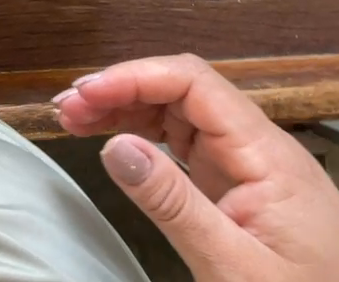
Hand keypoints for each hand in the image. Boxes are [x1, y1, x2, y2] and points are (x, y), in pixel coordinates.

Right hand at [54, 54, 338, 281]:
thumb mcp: (235, 271)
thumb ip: (175, 205)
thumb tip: (116, 146)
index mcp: (271, 157)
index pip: (194, 83)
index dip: (134, 77)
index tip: (86, 94)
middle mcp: (261, 150)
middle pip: (182, 90)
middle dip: (121, 90)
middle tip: (68, 109)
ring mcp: (249, 168)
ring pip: (177, 111)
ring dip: (125, 108)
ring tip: (75, 119)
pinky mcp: (238, 188)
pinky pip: (182, 142)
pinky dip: (141, 134)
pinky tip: (113, 140)